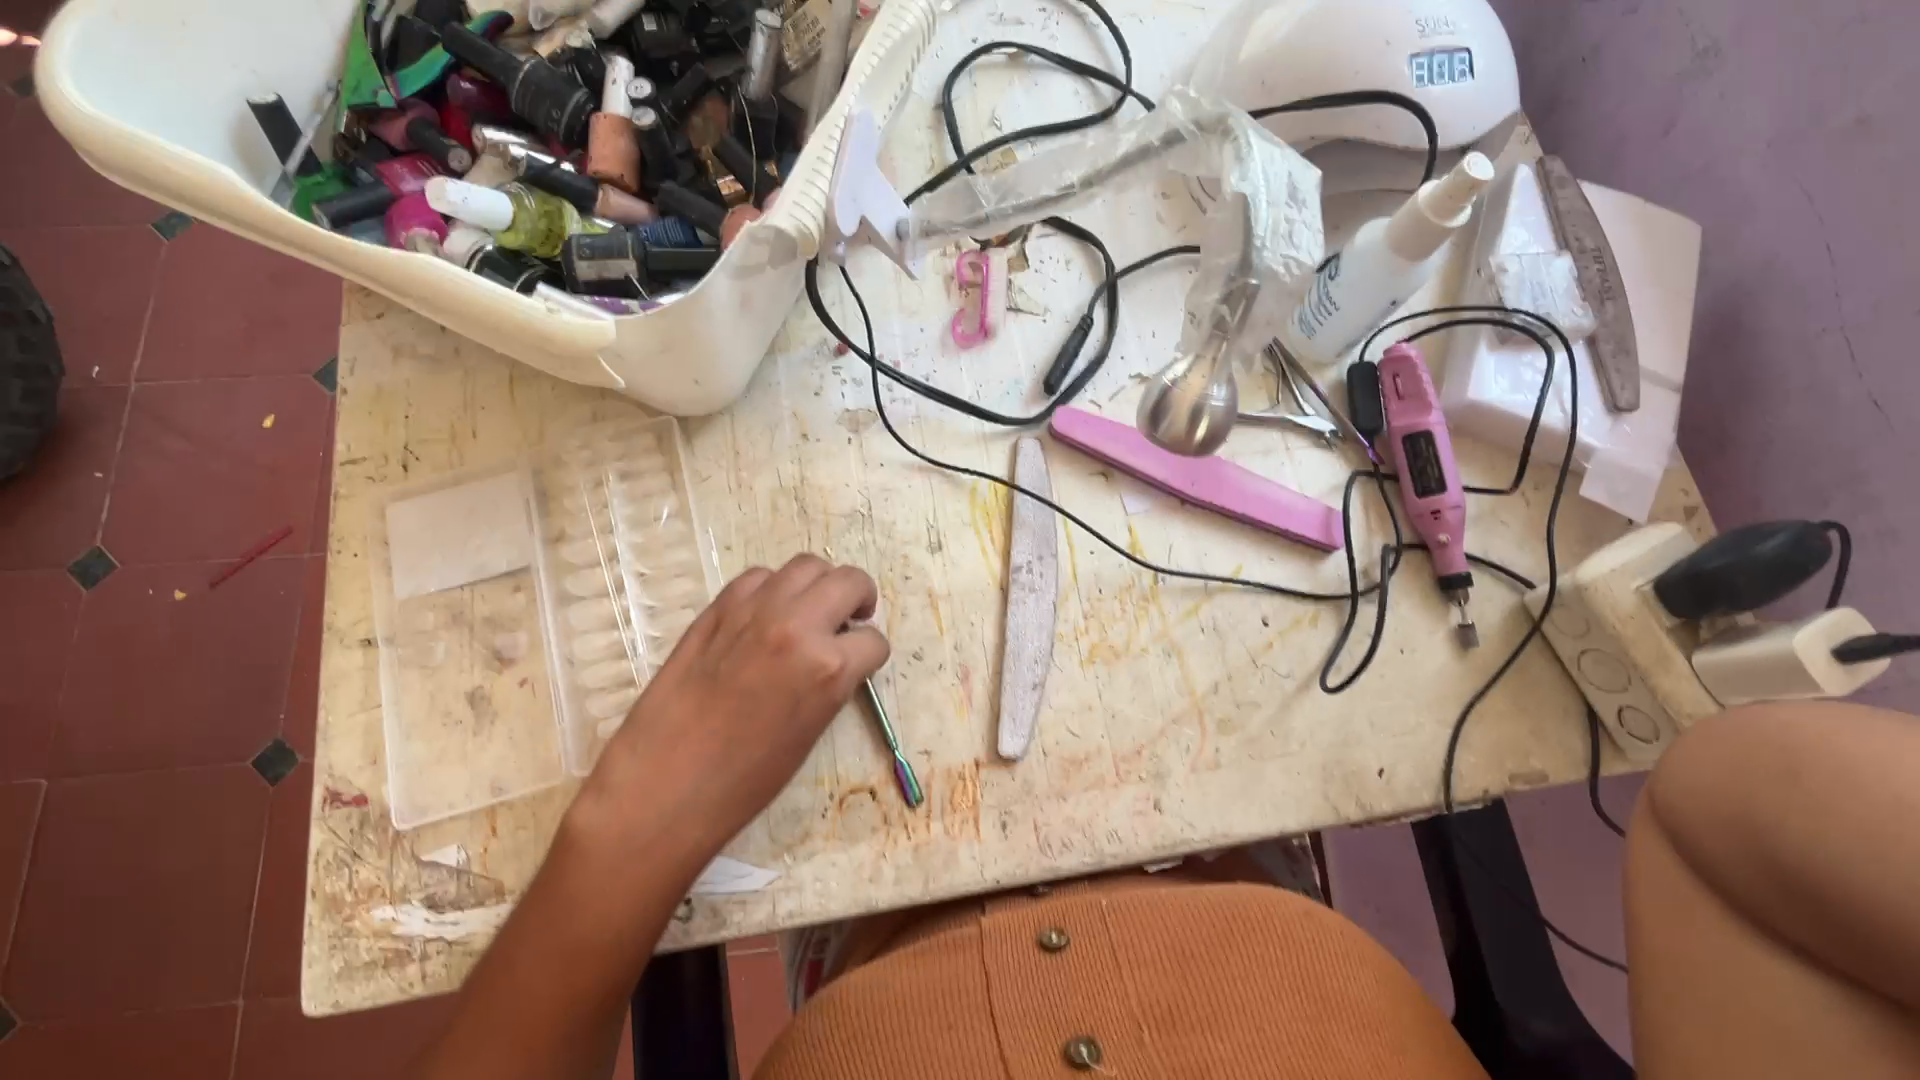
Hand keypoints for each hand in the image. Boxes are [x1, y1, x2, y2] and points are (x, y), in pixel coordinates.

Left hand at [575, 554, 890, 861]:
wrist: (665, 783)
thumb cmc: (744, 779)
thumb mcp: (811, 730)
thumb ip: (833, 683)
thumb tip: (838, 658)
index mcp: (828, 668)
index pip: (873, 641)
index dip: (870, 654)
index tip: (861, 662)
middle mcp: (798, 626)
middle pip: (849, 581)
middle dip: (859, 599)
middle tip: (850, 619)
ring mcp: (755, 611)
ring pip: (806, 566)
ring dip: (819, 586)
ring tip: (810, 610)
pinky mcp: (718, 608)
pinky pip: (759, 577)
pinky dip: (773, 589)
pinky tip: (767, 614)